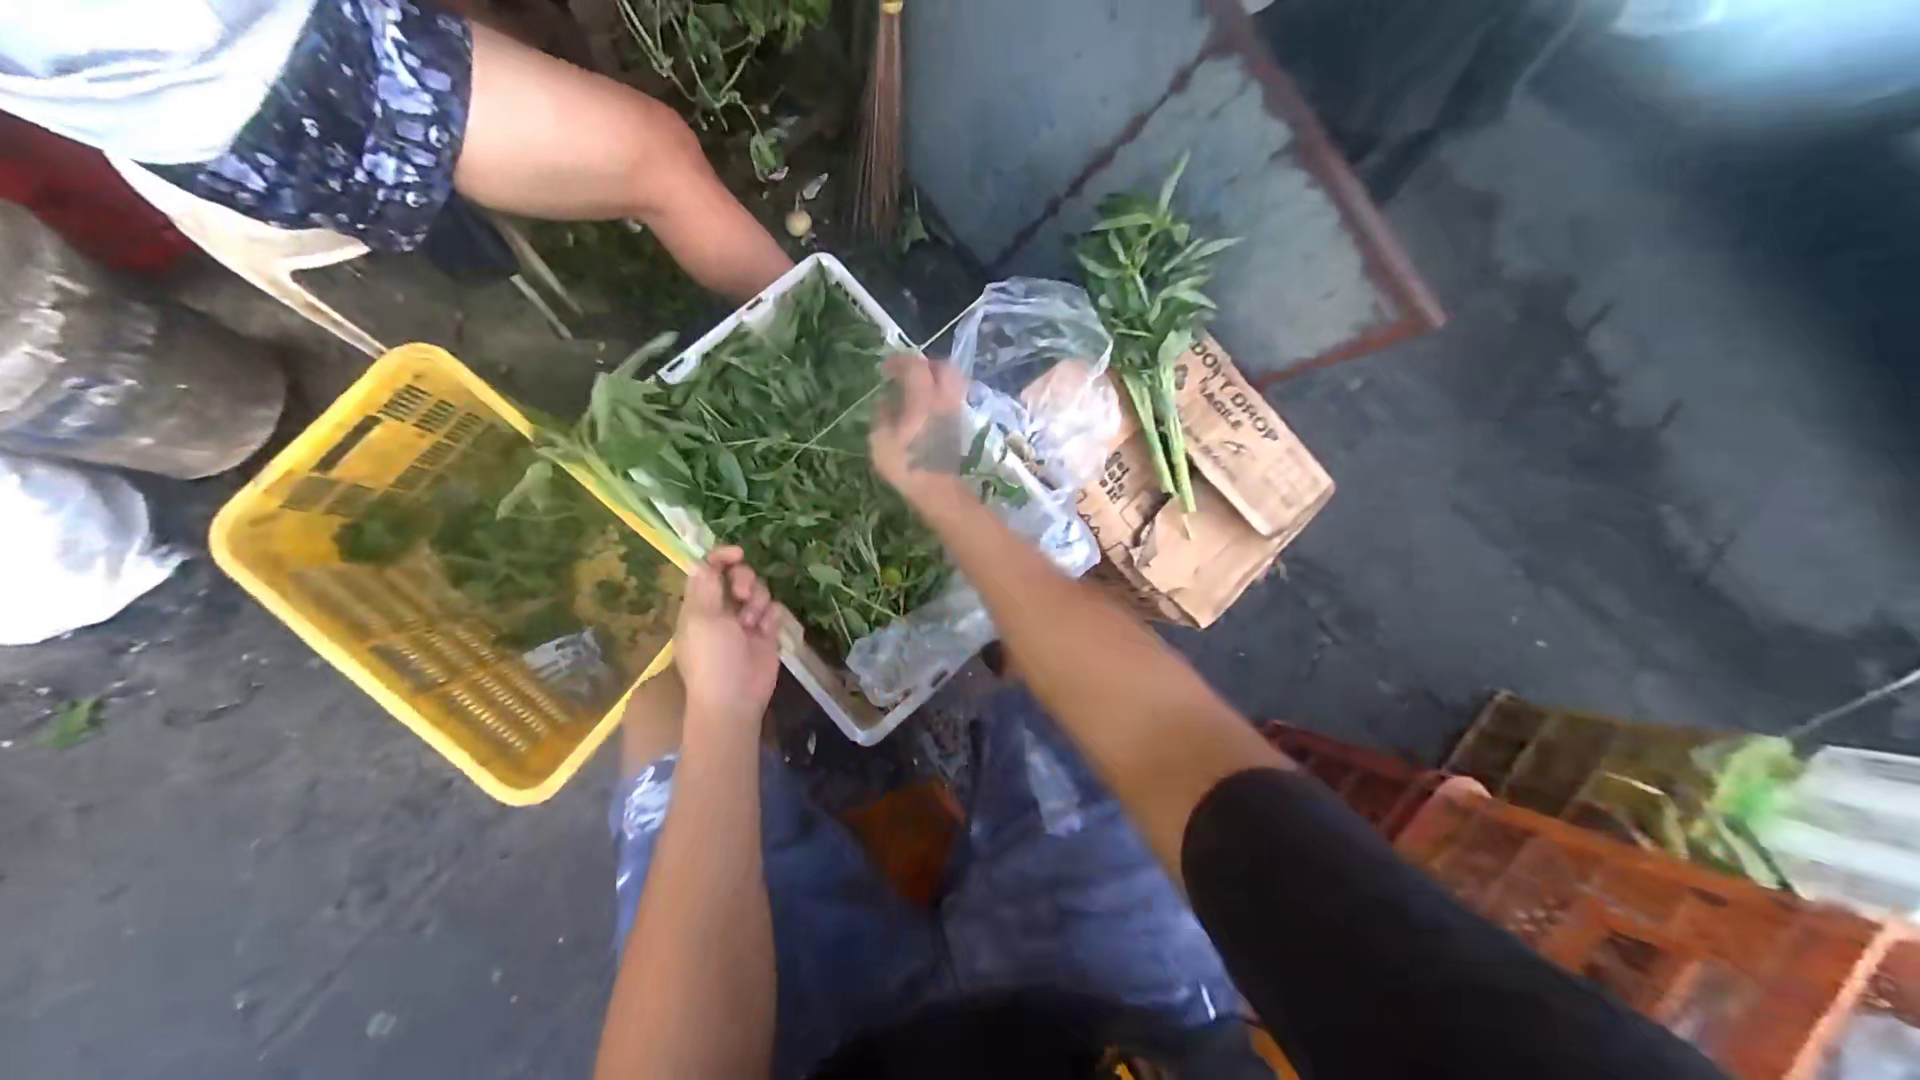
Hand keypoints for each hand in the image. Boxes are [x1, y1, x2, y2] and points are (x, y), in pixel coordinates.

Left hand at [674, 547, 783, 740]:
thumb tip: (705, 560)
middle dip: (745, 579)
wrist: (735, 699)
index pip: (708, 569)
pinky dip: (772, 616)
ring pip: (759, 591)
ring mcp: (745, 622)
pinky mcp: (766, 634)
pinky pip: (774, 610)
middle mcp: (722, 609)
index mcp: (699, 604)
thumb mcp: (702, 617)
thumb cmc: (712, 657)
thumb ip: (707, 585)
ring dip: (758, 601)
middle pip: (737, 576)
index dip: (722, 557)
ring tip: (752, 623)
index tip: (738, 554)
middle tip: (743, 595)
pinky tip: (766, 630)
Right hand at [870, 353, 970, 505]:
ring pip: (953, 381)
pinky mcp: (958, 425)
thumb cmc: (906, 465)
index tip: (885, 369)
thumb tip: (886, 400)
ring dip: (935, 378)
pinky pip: (952, 397)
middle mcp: (943, 400)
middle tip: (907, 372)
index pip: (916, 366)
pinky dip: (939, 393)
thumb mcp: (880, 440)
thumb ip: (882, 414)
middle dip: (925, 364)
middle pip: (944, 367)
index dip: (899, 362)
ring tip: (916, 388)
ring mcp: (954, 412)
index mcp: (923, 399)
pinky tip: (924, 406)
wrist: (938, 490)